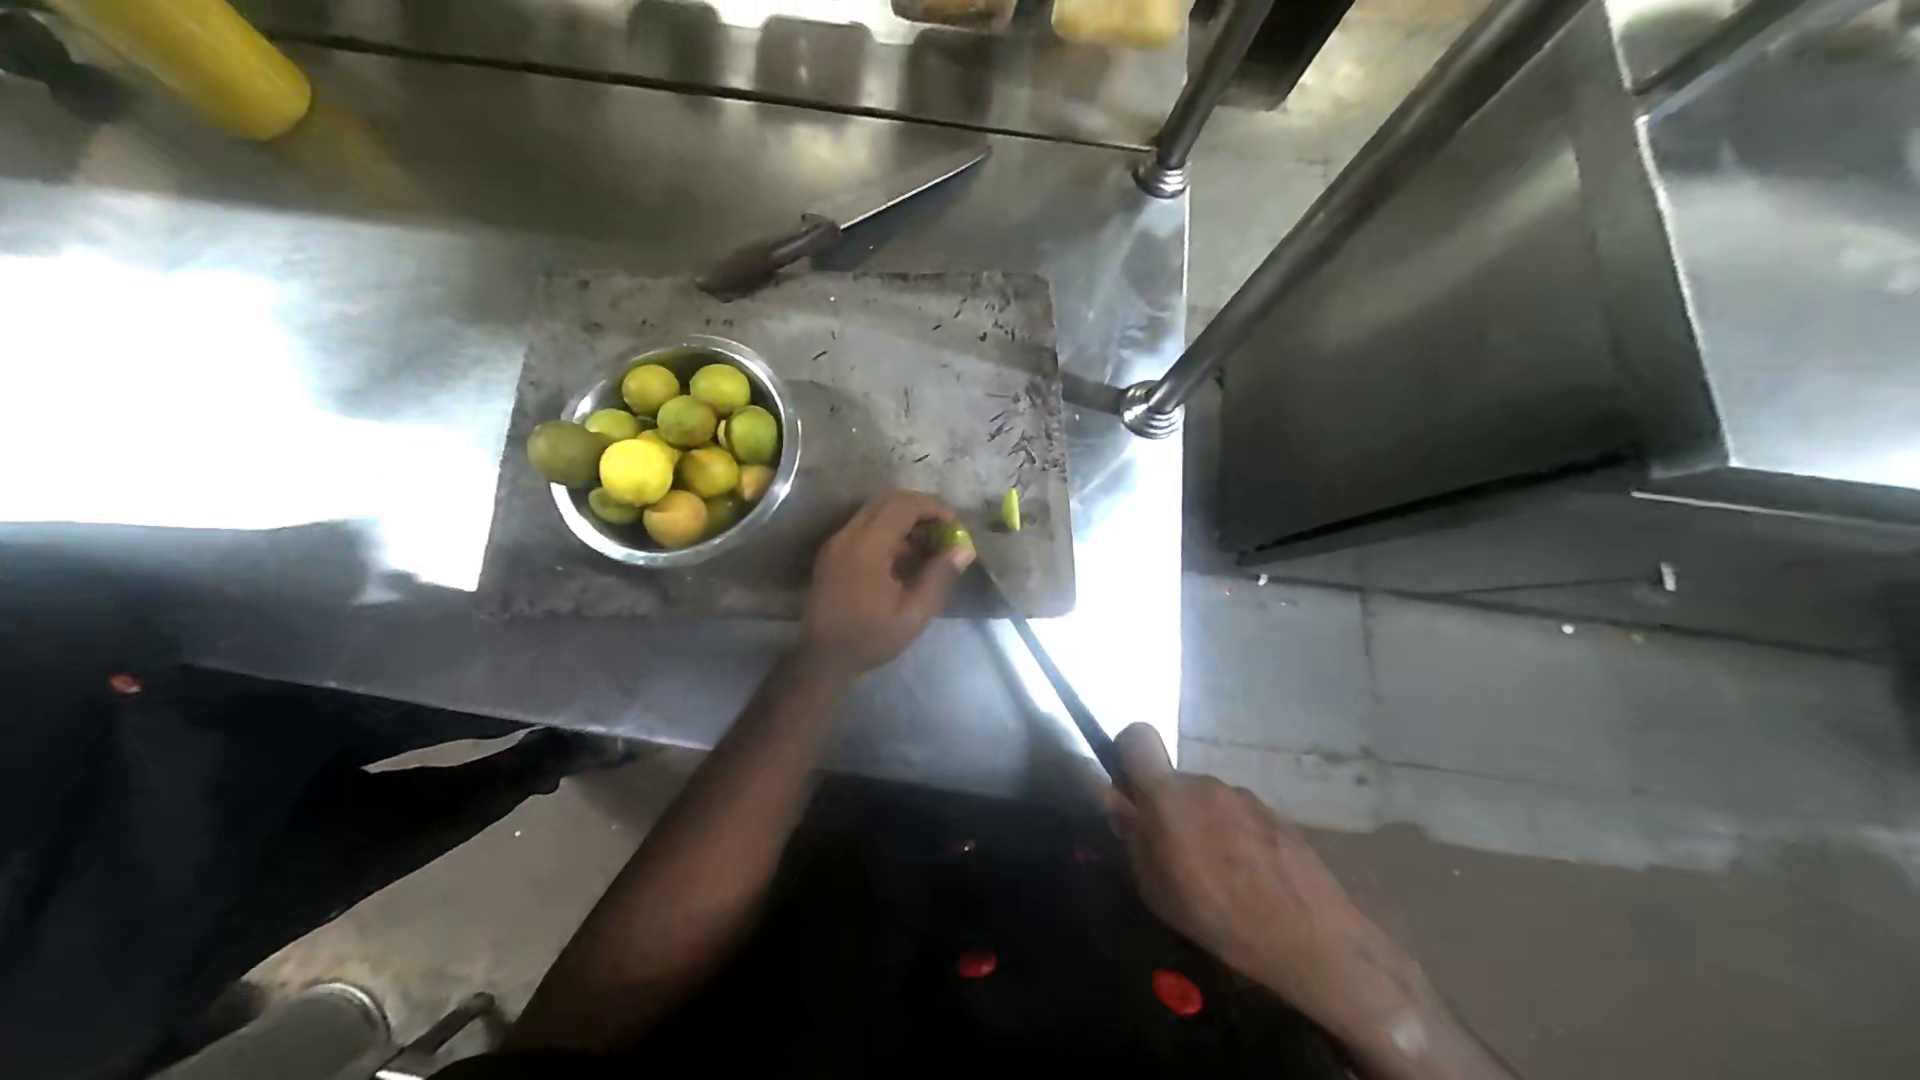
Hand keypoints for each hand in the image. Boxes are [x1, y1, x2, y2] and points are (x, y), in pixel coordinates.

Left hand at [800, 490, 973, 679]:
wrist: (824, 659)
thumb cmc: (870, 638)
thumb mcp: (914, 614)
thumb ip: (939, 577)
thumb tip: (964, 549)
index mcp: (867, 547)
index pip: (904, 505)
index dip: (934, 508)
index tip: (956, 526)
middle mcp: (848, 535)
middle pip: (889, 500)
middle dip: (921, 508)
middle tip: (946, 530)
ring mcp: (837, 542)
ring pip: (876, 511)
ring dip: (905, 518)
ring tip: (931, 544)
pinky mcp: (833, 552)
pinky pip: (865, 526)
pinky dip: (890, 530)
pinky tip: (906, 556)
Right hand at [1110, 725, 1439, 1066]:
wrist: (1313, 942)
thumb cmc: (1219, 916)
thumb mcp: (1155, 887)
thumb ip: (1132, 835)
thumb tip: (1117, 801)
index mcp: (1169, 796)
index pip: (1136, 736)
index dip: (1126, 754)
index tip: (1129, 792)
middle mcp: (1206, 783)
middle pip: (1174, 780)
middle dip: (1167, 808)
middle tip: (1174, 856)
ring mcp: (1245, 796)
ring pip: (1208, 800)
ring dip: (1203, 825)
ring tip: (1217, 875)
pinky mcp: (1276, 815)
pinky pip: (1240, 816)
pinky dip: (1235, 838)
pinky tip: (1249, 879)